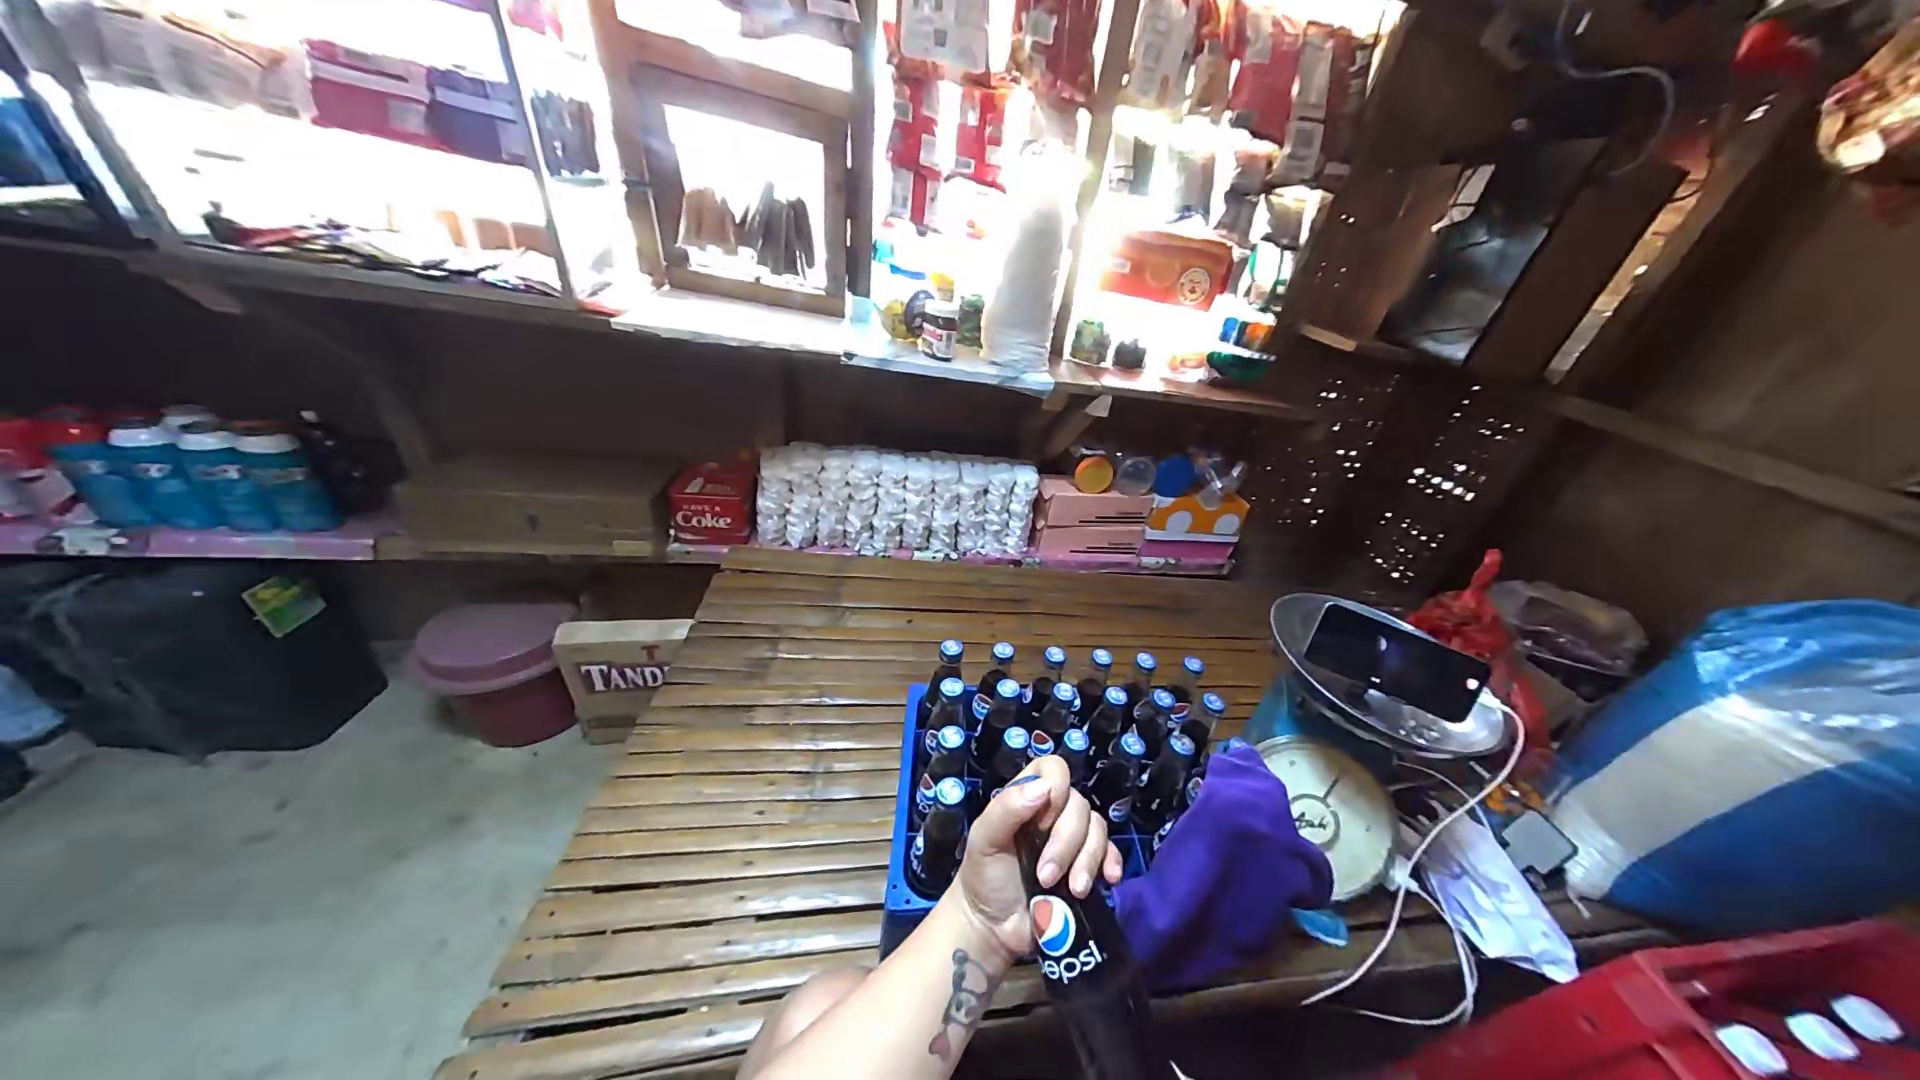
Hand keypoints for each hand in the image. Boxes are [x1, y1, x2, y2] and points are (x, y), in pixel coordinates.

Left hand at [952, 755, 1122, 963]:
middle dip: (1065, 843)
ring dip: (1086, 860)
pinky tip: (1109, 879)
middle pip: (1079, 805)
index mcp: (1027, 796)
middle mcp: (1053, 812)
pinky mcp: (1088, 866)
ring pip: (1098, 828)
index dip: (1055, 788)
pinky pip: (1111, 852)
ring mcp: (1072, 839)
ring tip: (1071, 889)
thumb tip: (1044, 788)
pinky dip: (1112, 862)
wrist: (994, 928)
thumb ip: (1007, 808)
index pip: (1054, 769)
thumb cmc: (984, 876)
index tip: (1041, 821)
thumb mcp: (984, 838)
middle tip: (1044, 875)